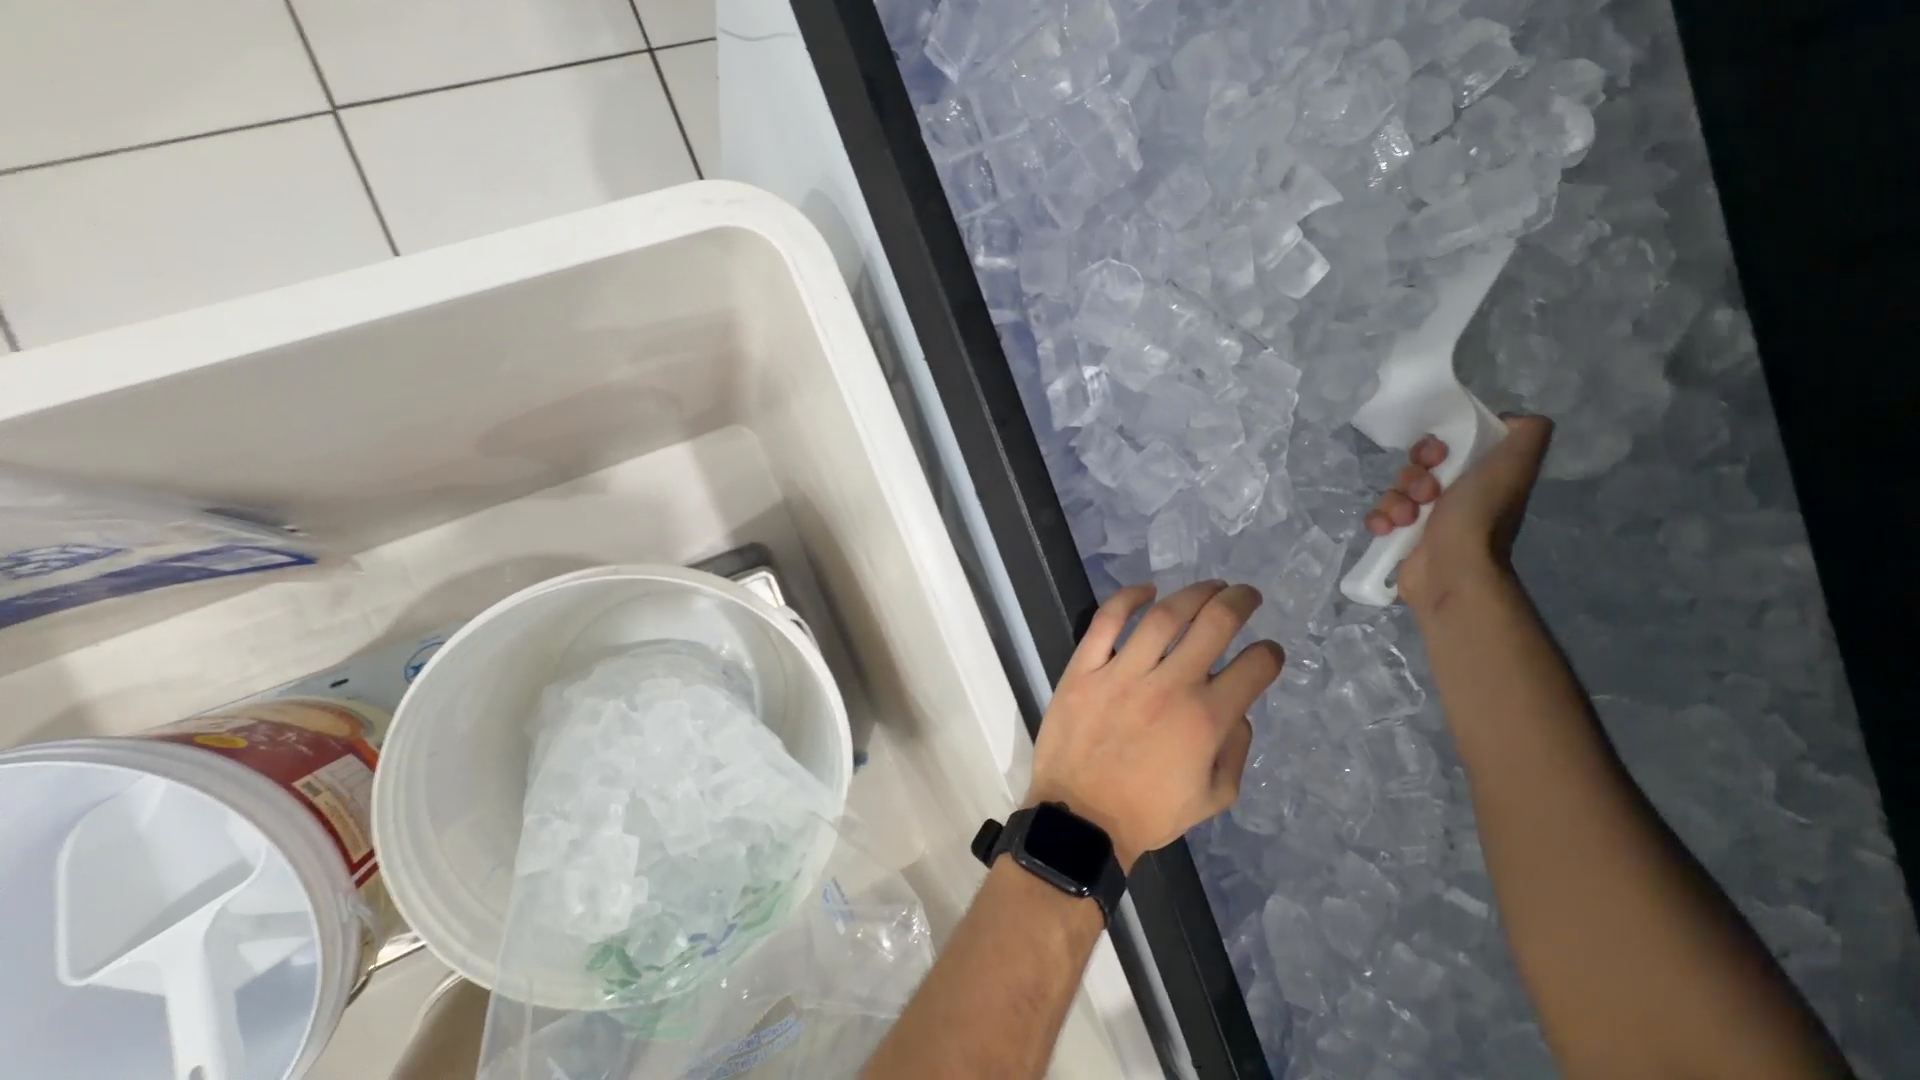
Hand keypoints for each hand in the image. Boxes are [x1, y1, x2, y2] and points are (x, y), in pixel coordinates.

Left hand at [1026, 582, 1284, 870]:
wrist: (1081, 821)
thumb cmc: (1148, 813)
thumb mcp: (1213, 798)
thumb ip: (1235, 752)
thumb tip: (1239, 712)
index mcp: (1206, 718)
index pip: (1254, 668)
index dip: (1269, 655)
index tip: (1268, 653)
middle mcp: (1170, 686)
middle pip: (1214, 624)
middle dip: (1240, 602)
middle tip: (1246, 596)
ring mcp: (1123, 673)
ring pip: (1165, 615)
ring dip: (1194, 593)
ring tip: (1209, 588)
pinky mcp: (1084, 669)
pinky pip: (1106, 622)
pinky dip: (1127, 598)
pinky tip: (1147, 590)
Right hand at [1363, 414, 1553, 614]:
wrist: (1453, 571)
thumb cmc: (1480, 516)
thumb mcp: (1515, 464)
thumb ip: (1527, 434)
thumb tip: (1507, 421)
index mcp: (1480, 477)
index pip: (1447, 447)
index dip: (1436, 445)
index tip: (1438, 454)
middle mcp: (1455, 496)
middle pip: (1416, 468)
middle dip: (1412, 475)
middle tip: (1425, 492)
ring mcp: (1426, 519)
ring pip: (1395, 491)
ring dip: (1395, 500)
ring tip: (1407, 519)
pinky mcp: (1401, 539)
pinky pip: (1379, 516)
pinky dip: (1379, 519)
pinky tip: (1387, 529)